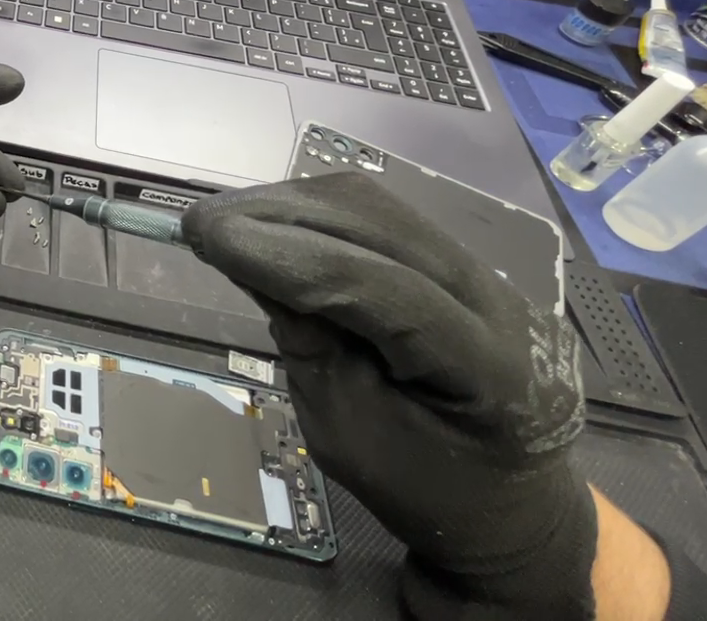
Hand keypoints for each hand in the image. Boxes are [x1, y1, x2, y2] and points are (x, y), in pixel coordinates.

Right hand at [181, 172, 594, 618]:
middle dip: (274, 214)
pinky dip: (309, 209)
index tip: (201, 237)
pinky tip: (268, 225)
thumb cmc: (425, 489)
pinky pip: (373, 212)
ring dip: (287, 204)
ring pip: (371, 204)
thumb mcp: (346, 436)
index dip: (282, 253)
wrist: (508, 502)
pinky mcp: (453, 257)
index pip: (378, 286)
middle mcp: (495, 299)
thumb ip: (306, 349)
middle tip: (197, 223)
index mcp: (487, 367)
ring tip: (224, 223)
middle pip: (374, 223)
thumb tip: (250, 267)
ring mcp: (481, 270)